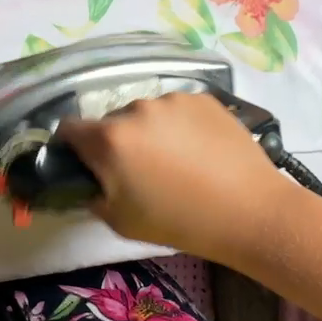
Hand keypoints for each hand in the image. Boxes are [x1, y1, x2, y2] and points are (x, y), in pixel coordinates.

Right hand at [55, 91, 295, 263]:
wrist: (252, 213)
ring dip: (149, 131)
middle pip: (111, 121)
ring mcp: (170, 100)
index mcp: (109, 140)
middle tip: (140, 171)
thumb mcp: (121, 222)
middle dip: (117, 141)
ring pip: (145, 113)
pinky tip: (200, 150)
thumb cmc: (181, 222)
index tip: (86, 163)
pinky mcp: (201, 98)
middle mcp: (135, 109)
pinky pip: (176, 109)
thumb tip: (88, 181)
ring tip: (177, 161)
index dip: (71, 145)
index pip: (69, 128)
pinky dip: (179, 125)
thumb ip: (93, 195)